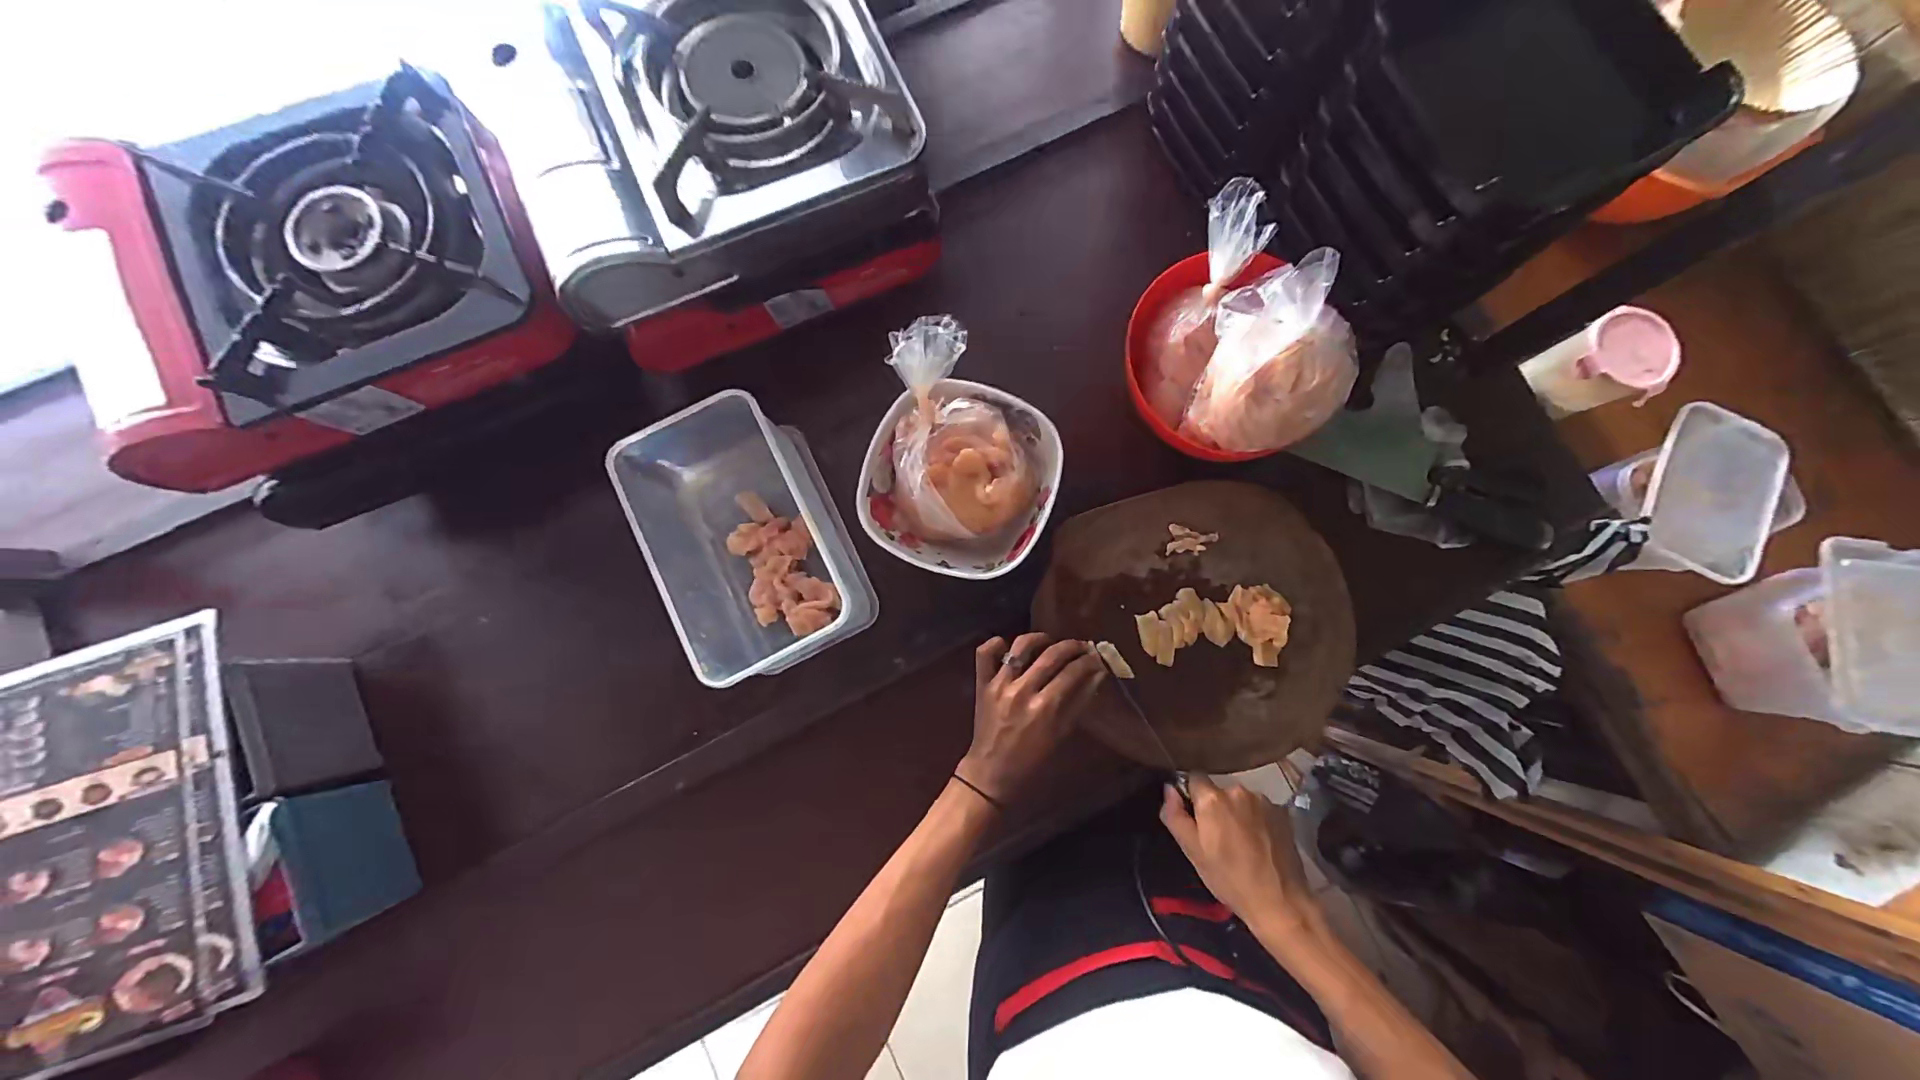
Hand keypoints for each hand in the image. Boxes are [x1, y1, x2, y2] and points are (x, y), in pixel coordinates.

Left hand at [957, 634, 1106, 804]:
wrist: (992, 773)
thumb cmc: (1032, 760)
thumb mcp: (1061, 735)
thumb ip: (1079, 702)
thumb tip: (1097, 675)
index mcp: (1045, 707)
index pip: (1073, 672)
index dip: (1089, 661)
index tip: (1097, 657)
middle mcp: (1022, 690)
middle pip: (1052, 655)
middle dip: (1072, 646)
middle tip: (1082, 647)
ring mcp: (999, 684)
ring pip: (1021, 646)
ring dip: (1039, 639)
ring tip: (1049, 643)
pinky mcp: (982, 684)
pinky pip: (985, 653)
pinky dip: (996, 644)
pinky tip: (1008, 646)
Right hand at [1160, 774, 1324, 944]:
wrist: (1281, 901)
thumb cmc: (1229, 878)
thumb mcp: (1193, 852)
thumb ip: (1175, 816)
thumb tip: (1169, 789)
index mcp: (1212, 798)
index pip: (1193, 778)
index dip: (1191, 796)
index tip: (1195, 818)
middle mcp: (1238, 790)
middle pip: (1219, 790)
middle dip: (1216, 807)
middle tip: (1218, 837)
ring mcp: (1263, 800)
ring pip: (1240, 799)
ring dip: (1237, 813)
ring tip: (1242, 842)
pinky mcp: (1282, 812)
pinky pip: (1260, 808)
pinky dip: (1257, 820)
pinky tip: (1261, 843)